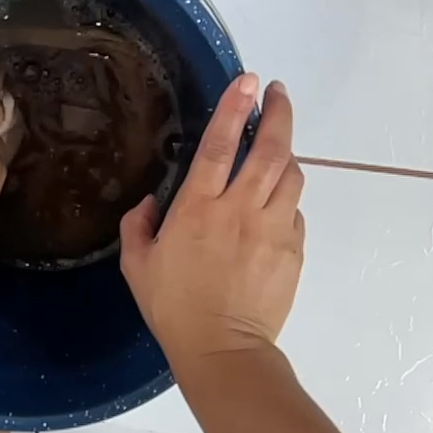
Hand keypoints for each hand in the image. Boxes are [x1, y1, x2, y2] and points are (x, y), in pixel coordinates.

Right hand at [120, 73, 304, 363]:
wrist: (223, 352)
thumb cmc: (173, 307)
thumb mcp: (137, 265)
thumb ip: (139, 225)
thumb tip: (152, 202)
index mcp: (198, 209)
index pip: (218, 146)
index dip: (233, 108)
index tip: (248, 81)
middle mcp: (240, 210)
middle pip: (269, 150)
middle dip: (277, 113)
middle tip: (277, 91)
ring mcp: (273, 229)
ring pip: (290, 175)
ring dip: (285, 153)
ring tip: (275, 146)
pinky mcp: (293, 250)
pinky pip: (294, 210)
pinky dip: (286, 197)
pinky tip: (273, 202)